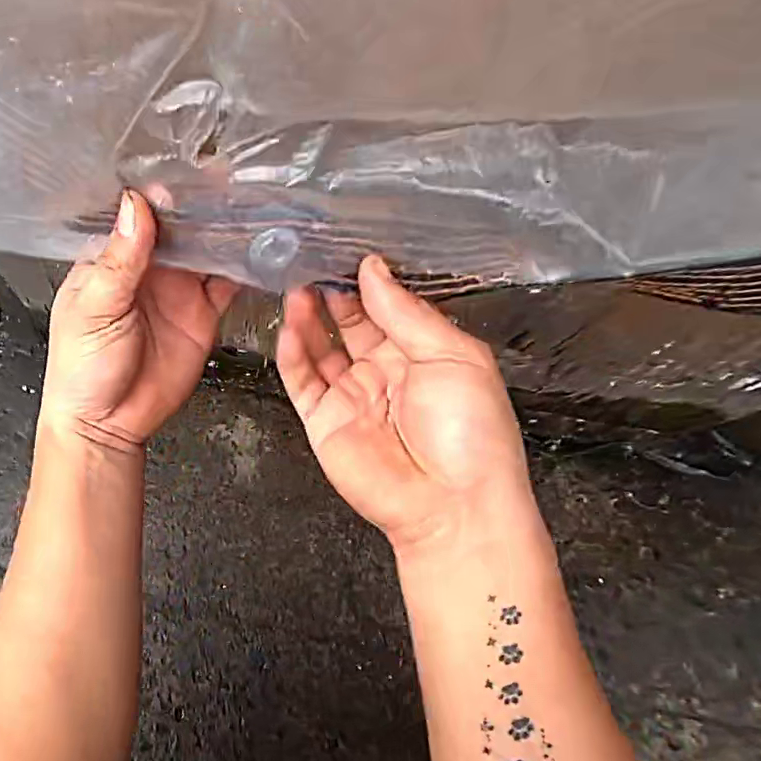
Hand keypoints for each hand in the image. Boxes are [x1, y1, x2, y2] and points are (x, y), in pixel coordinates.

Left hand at [39, 191, 237, 453]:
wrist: (107, 425)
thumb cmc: (82, 369)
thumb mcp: (94, 309)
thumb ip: (120, 261)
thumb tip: (136, 205)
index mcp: (110, 259)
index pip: (138, 213)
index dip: (161, 192)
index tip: (187, 172)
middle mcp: (146, 268)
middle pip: (179, 224)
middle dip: (203, 203)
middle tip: (231, 179)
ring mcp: (176, 290)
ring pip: (207, 248)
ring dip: (227, 229)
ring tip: (252, 205)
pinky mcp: (200, 316)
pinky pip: (226, 284)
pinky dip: (244, 266)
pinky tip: (258, 249)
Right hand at [277, 255, 531, 553]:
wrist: (450, 505)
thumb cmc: (471, 438)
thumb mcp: (453, 356)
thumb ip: (407, 313)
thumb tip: (375, 272)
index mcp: (422, 356)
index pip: (387, 309)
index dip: (369, 283)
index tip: (351, 256)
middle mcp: (384, 374)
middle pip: (348, 325)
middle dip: (333, 296)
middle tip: (316, 266)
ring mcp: (352, 398)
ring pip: (319, 349)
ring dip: (307, 319)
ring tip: (298, 289)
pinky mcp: (324, 422)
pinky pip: (301, 382)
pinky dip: (291, 355)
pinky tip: (289, 329)